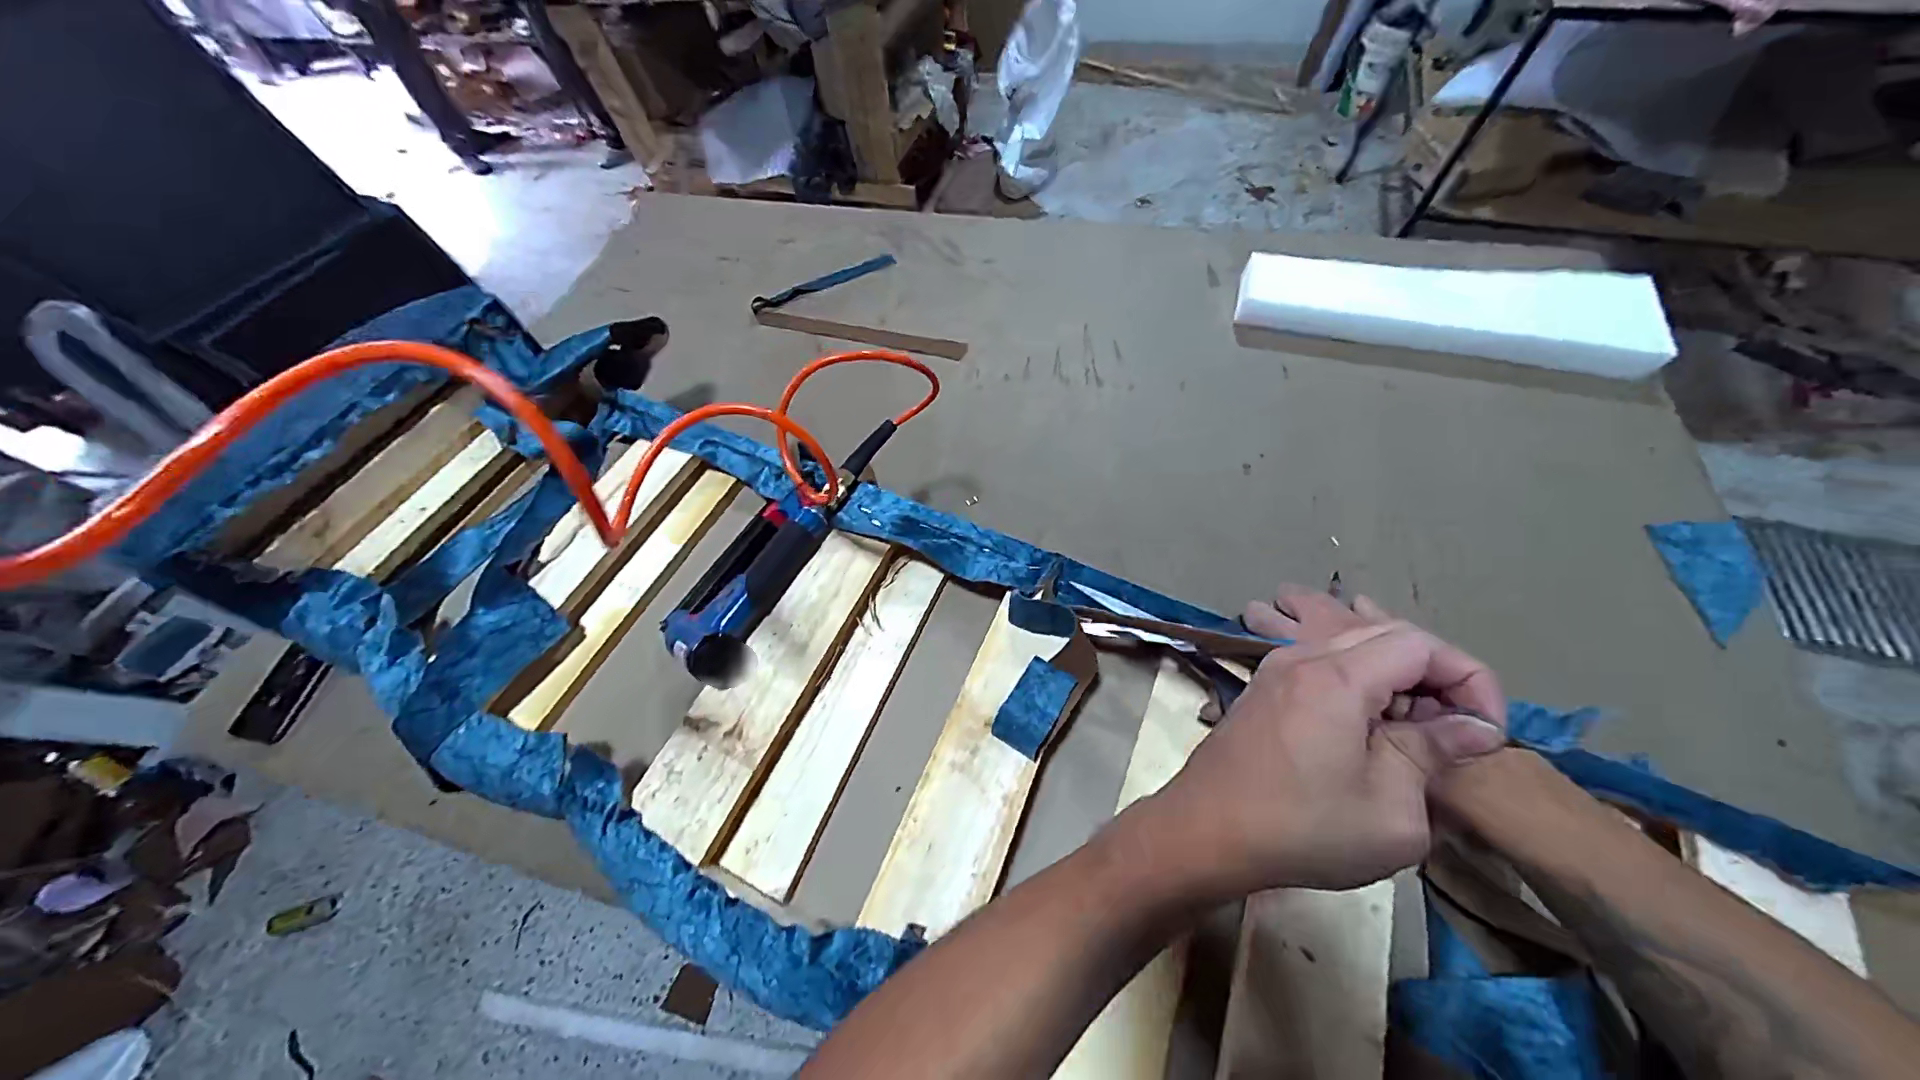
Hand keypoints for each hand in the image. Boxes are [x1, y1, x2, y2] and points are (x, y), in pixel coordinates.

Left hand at [1123, 585, 1507, 898]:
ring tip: (1413, 741)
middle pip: (1387, 636)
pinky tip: (1366, 735)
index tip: (1486, 731)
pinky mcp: (1262, 690)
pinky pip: (1323, 668)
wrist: (1205, 831)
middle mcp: (1299, 658)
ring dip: (1396, 684)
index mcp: (1334, 676)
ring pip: (1353, 650)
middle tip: (1454, 735)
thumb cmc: (1300, 828)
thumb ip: (1433, 755)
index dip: (1469, 678)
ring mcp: (1274, 670)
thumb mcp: (1391, 811)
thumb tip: (1471, 727)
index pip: (1421, 643)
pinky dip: (1359, 688)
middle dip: (1436, 678)